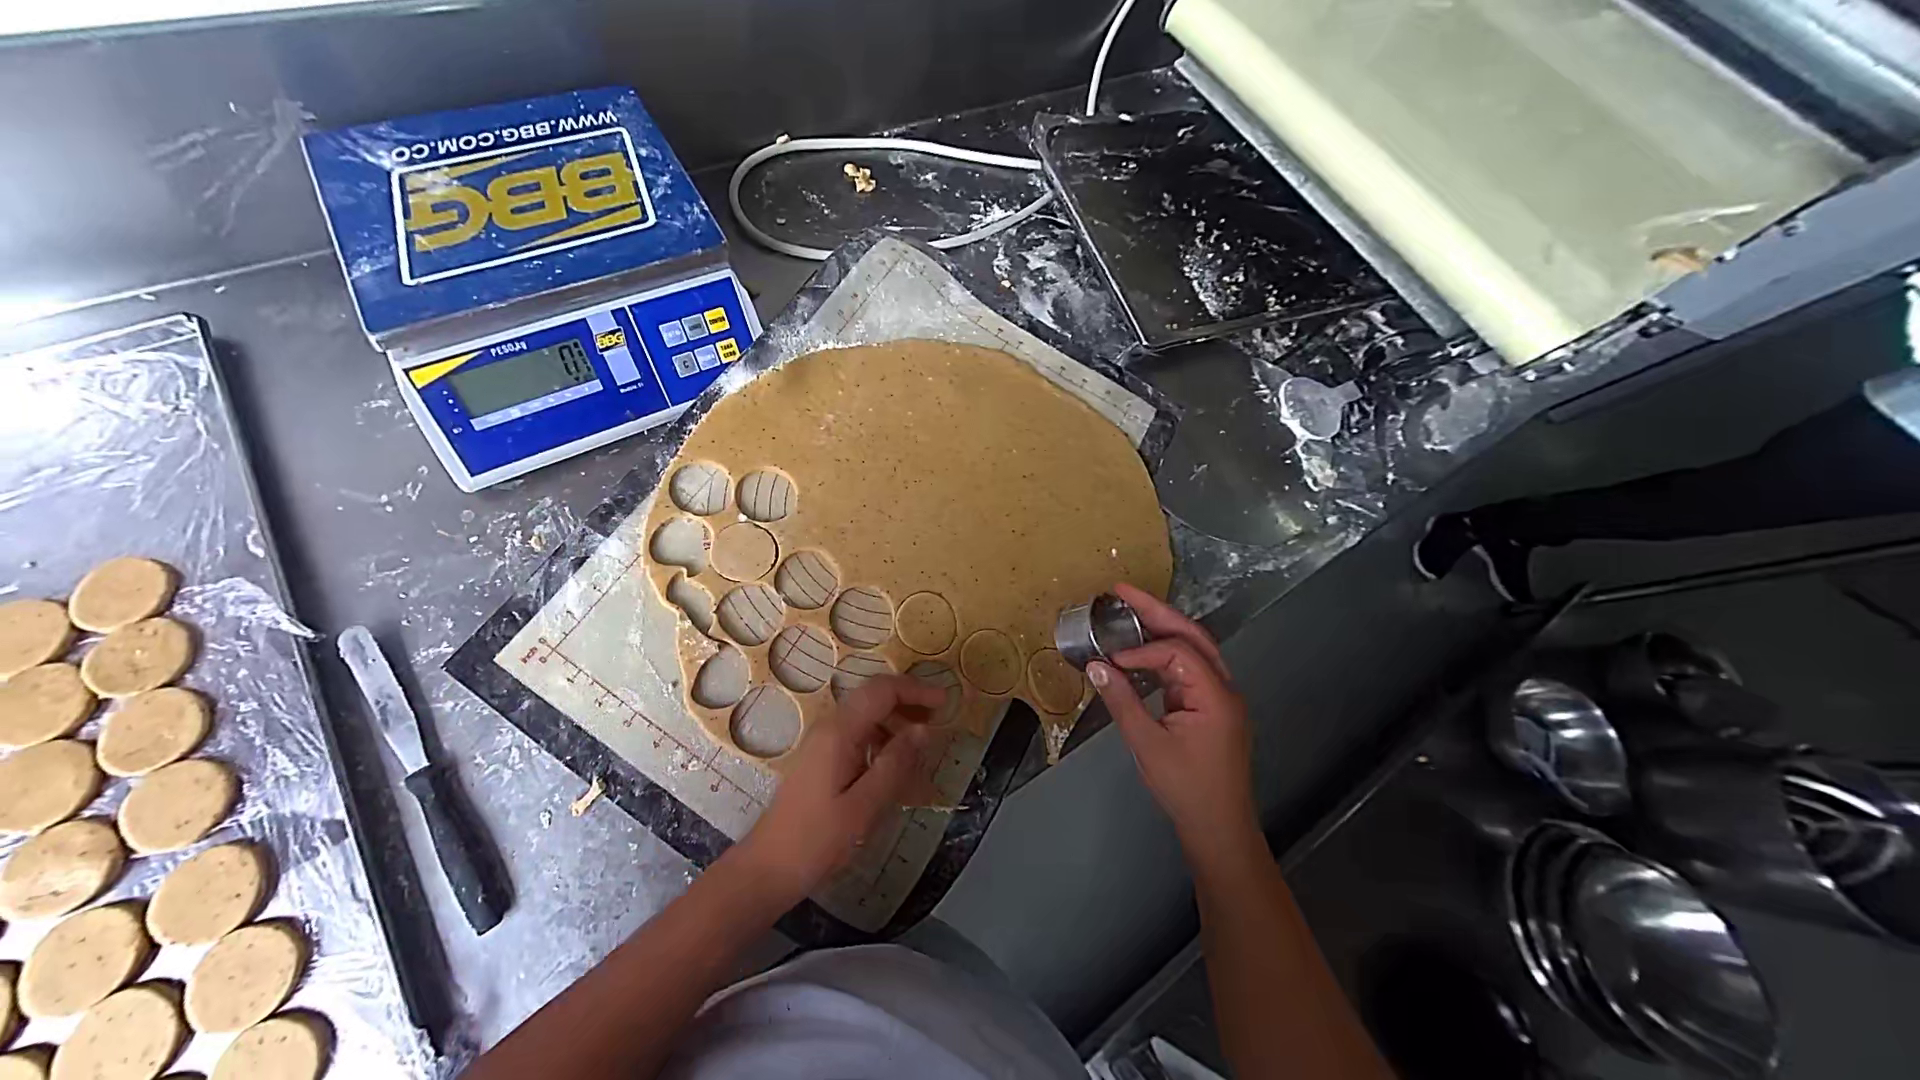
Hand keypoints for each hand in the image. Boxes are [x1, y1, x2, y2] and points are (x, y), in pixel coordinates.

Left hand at [731, 675, 944, 904]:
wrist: (768, 867)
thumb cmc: (817, 840)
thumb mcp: (865, 806)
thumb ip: (896, 764)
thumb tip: (923, 730)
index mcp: (840, 732)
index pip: (882, 690)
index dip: (916, 690)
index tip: (945, 703)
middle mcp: (830, 727)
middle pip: (874, 696)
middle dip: (909, 700)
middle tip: (940, 720)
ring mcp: (823, 742)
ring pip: (867, 715)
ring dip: (897, 720)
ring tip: (923, 745)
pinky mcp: (822, 759)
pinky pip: (858, 735)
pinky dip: (883, 738)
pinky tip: (896, 764)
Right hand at [1089, 583, 1255, 848]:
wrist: (1218, 827)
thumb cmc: (1186, 788)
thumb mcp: (1147, 744)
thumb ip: (1122, 701)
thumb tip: (1096, 666)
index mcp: (1216, 696)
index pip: (1177, 653)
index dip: (1141, 650)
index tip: (1110, 660)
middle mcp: (1224, 689)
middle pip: (1192, 636)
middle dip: (1157, 611)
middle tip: (1122, 591)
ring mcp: (1220, 697)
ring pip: (1194, 649)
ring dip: (1163, 628)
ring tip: (1131, 608)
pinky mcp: (1211, 708)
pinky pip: (1189, 669)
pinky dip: (1165, 654)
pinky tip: (1143, 649)